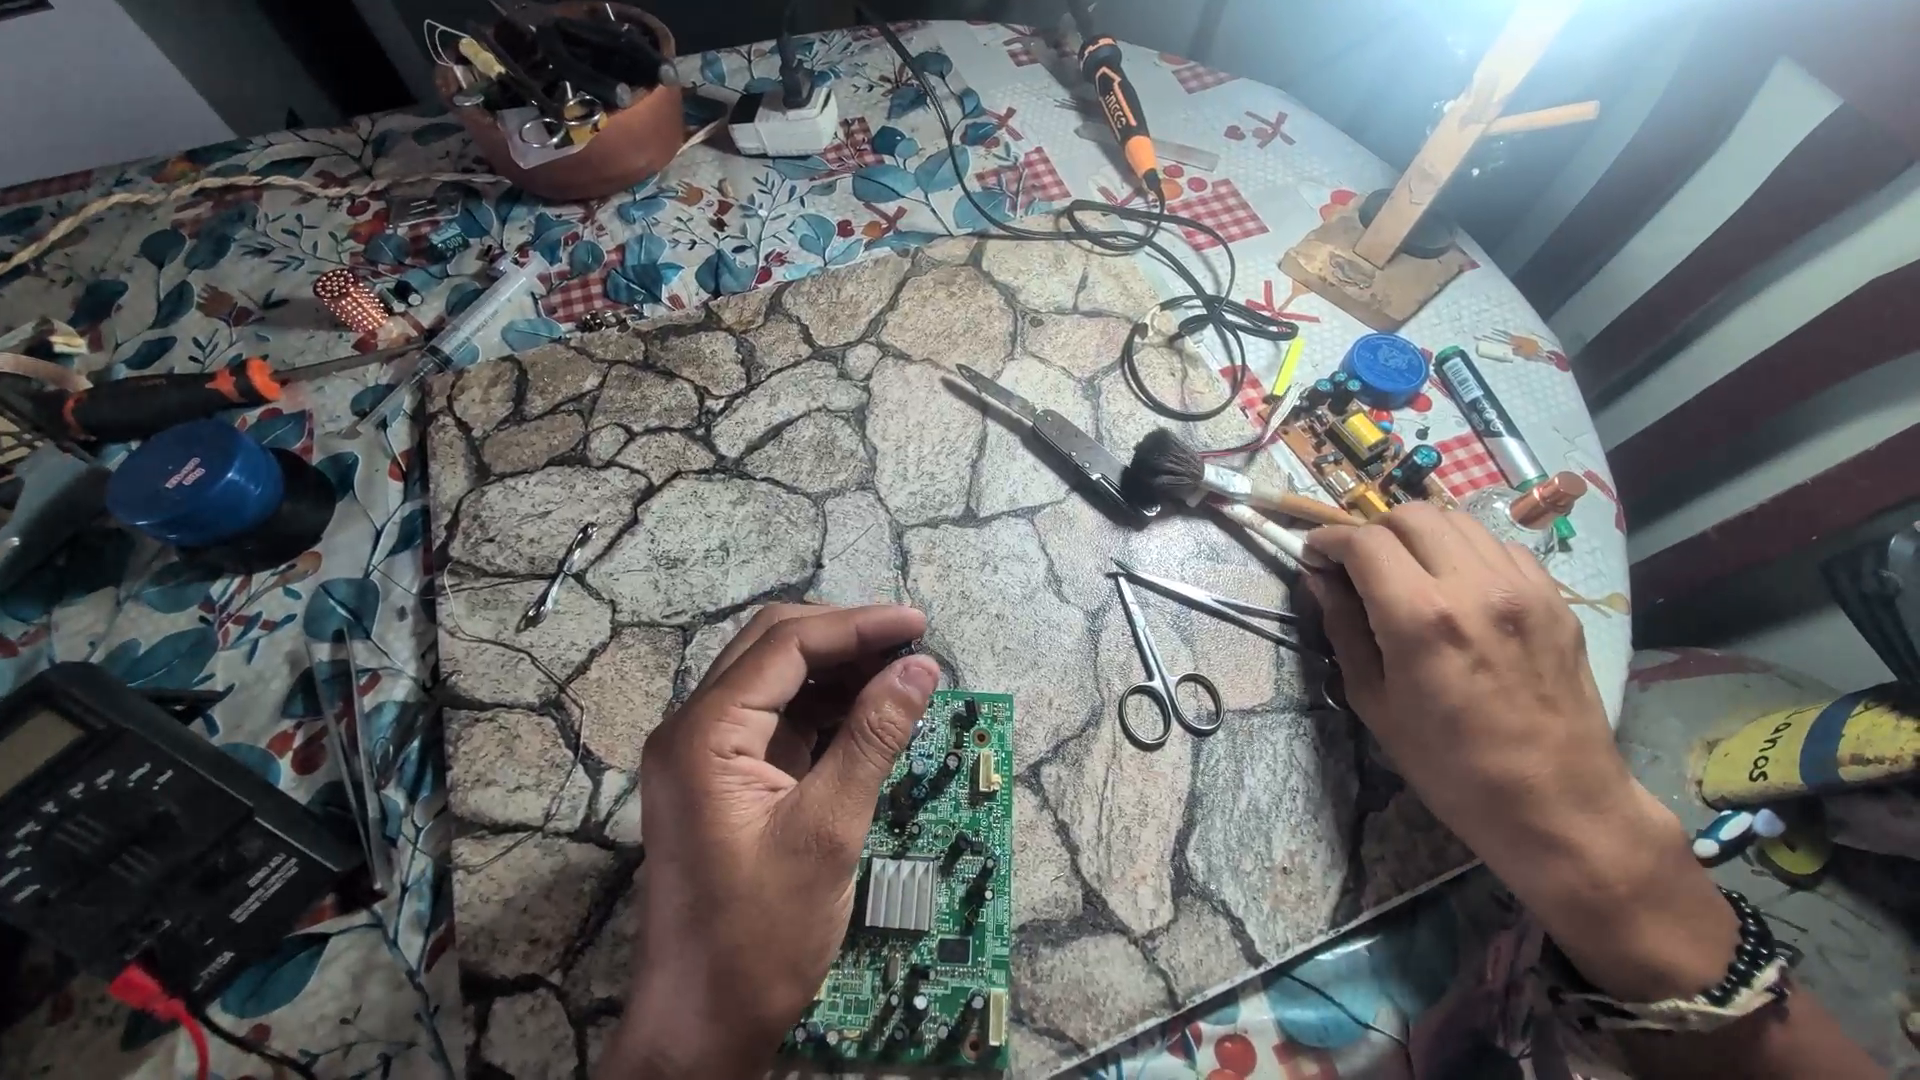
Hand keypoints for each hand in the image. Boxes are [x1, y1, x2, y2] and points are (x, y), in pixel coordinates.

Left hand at [600, 604, 940, 1078]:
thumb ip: (872, 738)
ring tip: (902, 674)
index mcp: (704, 734)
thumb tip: (920, 668)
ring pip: (776, 679)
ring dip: (838, 670)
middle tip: (912, 645)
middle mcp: (695, 729)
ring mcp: (706, 754)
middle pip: (773, 647)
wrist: (704, 1024)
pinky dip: (825, 707)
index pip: (785, 645)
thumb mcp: (829, 832)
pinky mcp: (724, 778)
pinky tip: (869, 711)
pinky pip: (778, 719)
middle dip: (845, 637)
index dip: (857, 626)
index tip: (919, 625)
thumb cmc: (762, 936)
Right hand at [1304, 504, 1734, 1001]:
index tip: (1314, 556)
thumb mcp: (1374, 700)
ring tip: (1404, 569)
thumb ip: (1344, 627)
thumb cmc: (1448, 764)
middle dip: (1371, 530)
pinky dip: (1464, 550)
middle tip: (1357, 564)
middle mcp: (1474, 586)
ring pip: (1457, 519)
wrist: (1556, 802)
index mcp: (1420, 618)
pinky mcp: (1553, 598)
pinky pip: (1498, 546)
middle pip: (1410, 514)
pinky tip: (1455, 585)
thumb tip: (1320, 579)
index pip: (1363, 541)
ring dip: (1418, 534)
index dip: (1328, 541)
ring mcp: (1522, 587)